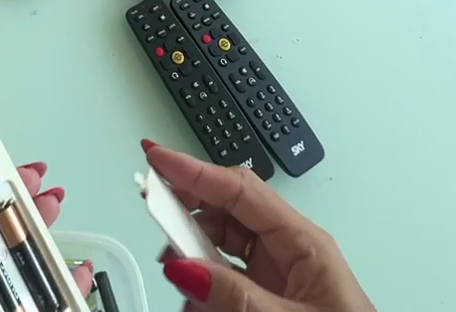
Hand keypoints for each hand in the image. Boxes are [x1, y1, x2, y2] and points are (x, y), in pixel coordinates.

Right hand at [143, 141, 374, 311]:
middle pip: (227, 209)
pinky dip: (204, 284)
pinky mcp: (270, 299)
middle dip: (187, 208)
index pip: (240, 189)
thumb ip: (237, 297)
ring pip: (222, 243)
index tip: (155, 156)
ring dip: (192, 253)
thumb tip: (182, 267)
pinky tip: (193, 300)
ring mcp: (279, 275)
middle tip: (151, 207)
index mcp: (304, 243)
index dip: (194, 169)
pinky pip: (228, 277)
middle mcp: (289, 250)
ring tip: (173, 269)